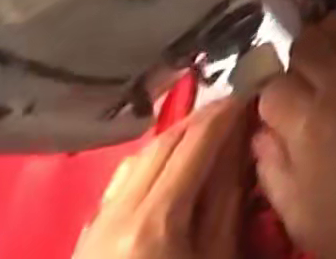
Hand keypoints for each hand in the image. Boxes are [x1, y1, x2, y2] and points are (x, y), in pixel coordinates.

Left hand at [74, 99, 251, 258]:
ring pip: (137, 158)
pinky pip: (118, 185)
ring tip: (208, 131)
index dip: (227, 111)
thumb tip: (242, 140)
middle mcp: (116, 215)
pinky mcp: (82, 244)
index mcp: (155, 221)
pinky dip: (149, 163)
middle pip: (164, 142)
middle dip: (203, 118)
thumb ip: (229, 197)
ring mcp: (92, 230)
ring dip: (175, 137)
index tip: (253, 93)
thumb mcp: (219, 258)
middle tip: (237, 108)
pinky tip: (170, 167)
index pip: (196, 140)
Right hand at [252, 11, 335, 258]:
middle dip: (295, 61)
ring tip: (328, 59)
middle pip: (302, 46)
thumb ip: (273, 171)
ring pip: (335, 24)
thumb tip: (259, 134)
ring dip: (325, 38)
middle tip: (302, 83)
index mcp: (307, 123)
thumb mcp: (302, 215)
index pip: (272, 86)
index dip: (271, 96)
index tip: (279, 109)